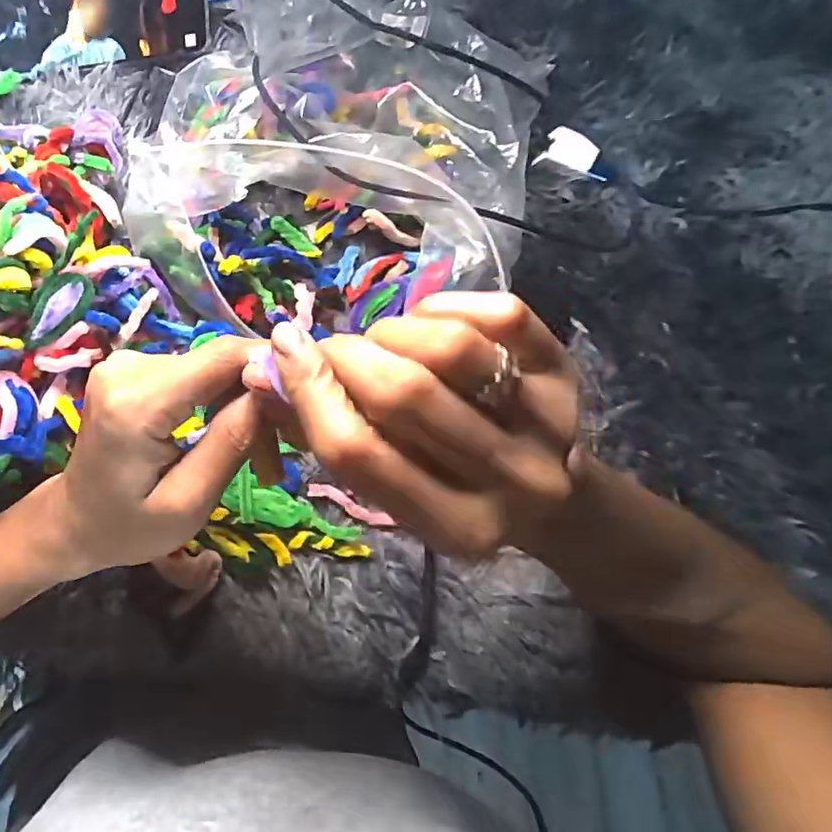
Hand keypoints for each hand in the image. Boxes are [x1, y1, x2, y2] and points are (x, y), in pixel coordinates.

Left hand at [26, 337, 274, 580]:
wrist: (73, 521)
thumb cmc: (127, 528)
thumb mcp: (187, 503)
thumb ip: (229, 443)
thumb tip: (271, 389)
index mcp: (135, 401)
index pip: (220, 357)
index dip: (269, 367)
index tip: (302, 404)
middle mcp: (127, 367)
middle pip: (218, 361)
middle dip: (256, 398)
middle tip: (276, 456)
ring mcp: (125, 362)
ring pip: (209, 366)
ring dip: (238, 402)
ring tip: (256, 456)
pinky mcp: (131, 367)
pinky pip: (190, 371)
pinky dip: (215, 398)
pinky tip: (225, 432)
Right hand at [245, 292, 581, 557]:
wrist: (553, 497)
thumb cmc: (446, 489)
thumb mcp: (387, 486)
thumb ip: (322, 430)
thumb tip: (263, 367)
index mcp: (454, 527)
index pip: (358, 452)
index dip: (310, 390)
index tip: (283, 346)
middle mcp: (511, 482)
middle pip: (401, 393)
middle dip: (346, 355)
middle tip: (333, 349)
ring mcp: (548, 423)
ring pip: (449, 348)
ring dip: (393, 332)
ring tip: (383, 343)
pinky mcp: (568, 371)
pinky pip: (499, 312)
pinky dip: (444, 305)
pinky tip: (426, 321)